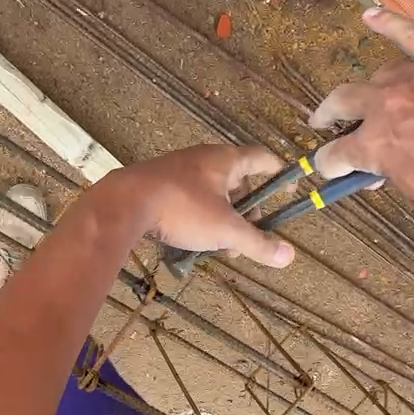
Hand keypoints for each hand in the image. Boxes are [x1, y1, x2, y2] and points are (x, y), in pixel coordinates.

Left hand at [97, 145, 294, 266]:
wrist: (124, 203)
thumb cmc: (181, 209)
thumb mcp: (224, 230)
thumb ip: (256, 243)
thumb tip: (288, 256)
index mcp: (225, 160)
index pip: (261, 158)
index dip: (277, 172)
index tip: (287, 187)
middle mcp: (202, 158)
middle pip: (234, 180)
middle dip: (245, 209)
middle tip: (245, 236)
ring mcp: (176, 169)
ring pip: (208, 191)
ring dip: (219, 216)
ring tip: (217, 243)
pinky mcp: (155, 183)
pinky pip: (185, 197)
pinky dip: (195, 216)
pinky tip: (188, 237)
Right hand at [309, 10, 413, 210]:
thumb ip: (395, 174)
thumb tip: (386, 168)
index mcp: (374, 144)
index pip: (333, 155)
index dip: (330, 165)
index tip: (332, 169)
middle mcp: (385, 104)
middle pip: (342, 103)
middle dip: (329, 117)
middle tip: (325, 125)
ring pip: (379, 77)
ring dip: (372, 92)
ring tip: (369, 99)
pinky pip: (412, 34)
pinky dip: (390, 24)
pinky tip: (371, 17)